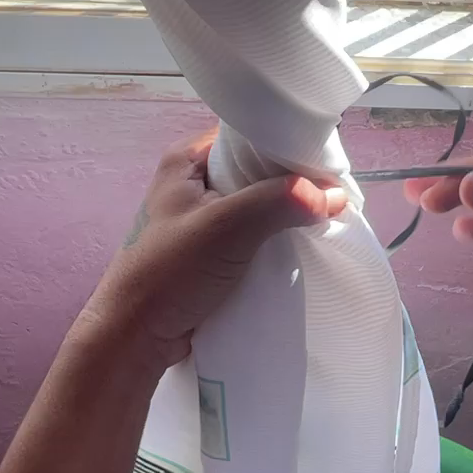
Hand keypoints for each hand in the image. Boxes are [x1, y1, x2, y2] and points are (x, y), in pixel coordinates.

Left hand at [80, 130, 345, 370]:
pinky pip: (256, 232)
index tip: (327, 163)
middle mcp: (195, 181)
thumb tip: (337, 196)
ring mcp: (204, 217)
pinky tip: (303, 242)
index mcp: (187, 159)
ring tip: (327, 216)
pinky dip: (278, 236)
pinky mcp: (214, 249)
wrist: (136, 337)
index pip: (249, 135)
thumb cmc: (170, 272)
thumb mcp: (226, 227)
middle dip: (295, 182)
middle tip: (335, 193)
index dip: (289, 145)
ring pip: (260, 203)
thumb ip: (279, 202)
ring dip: (289, 212)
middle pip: (258, 169)